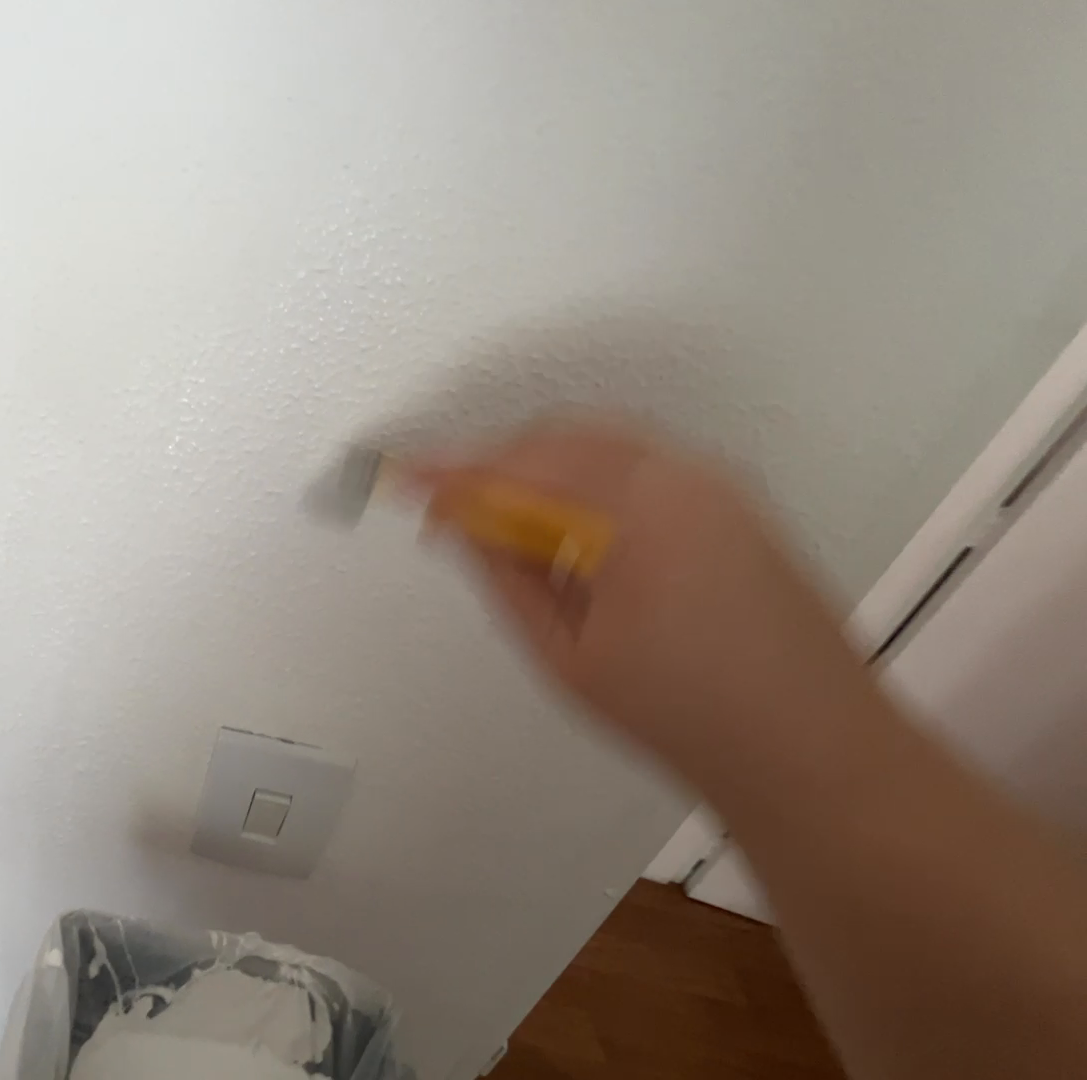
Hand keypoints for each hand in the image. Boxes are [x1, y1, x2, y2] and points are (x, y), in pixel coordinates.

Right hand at [412, 417, 875, 764]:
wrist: (816, 753)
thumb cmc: (677, 709)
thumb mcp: (563, 650)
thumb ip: (505, 575)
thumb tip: (458, 526)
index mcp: (638, 509)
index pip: (521, 467)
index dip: (454, 472)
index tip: (406, 481)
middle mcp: (683, 476)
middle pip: (559, 438)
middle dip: (494, 463)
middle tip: (450, 508)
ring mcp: (716, 486)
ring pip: (598, 447)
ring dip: (536, 470)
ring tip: (497, 522)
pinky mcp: (731, 505)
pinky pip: (635, 467)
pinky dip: (581, 482)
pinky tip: (562, 531)